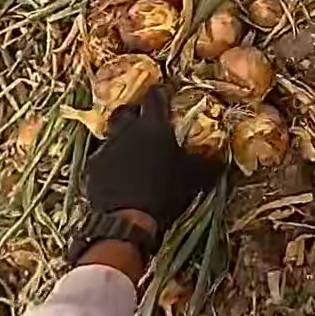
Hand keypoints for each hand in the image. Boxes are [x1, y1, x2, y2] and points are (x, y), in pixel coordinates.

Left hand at [84, 87, 221, 238]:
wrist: (127, 222)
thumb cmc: (166, 192)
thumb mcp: (195, 177)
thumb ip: (208, 162)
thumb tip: (222, 154)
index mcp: (154, 126)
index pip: (155, 97)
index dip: (160, 93)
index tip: (165, 94)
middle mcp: (127, 131)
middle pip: (125, 110)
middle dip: (134, 111)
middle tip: (143, 119)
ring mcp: (107, 149)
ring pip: (112, 134)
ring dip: (122, 138)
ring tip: (131, 150)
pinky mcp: (92, 169)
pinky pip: (102, 157)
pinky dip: (110, 161)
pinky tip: (118, 173)